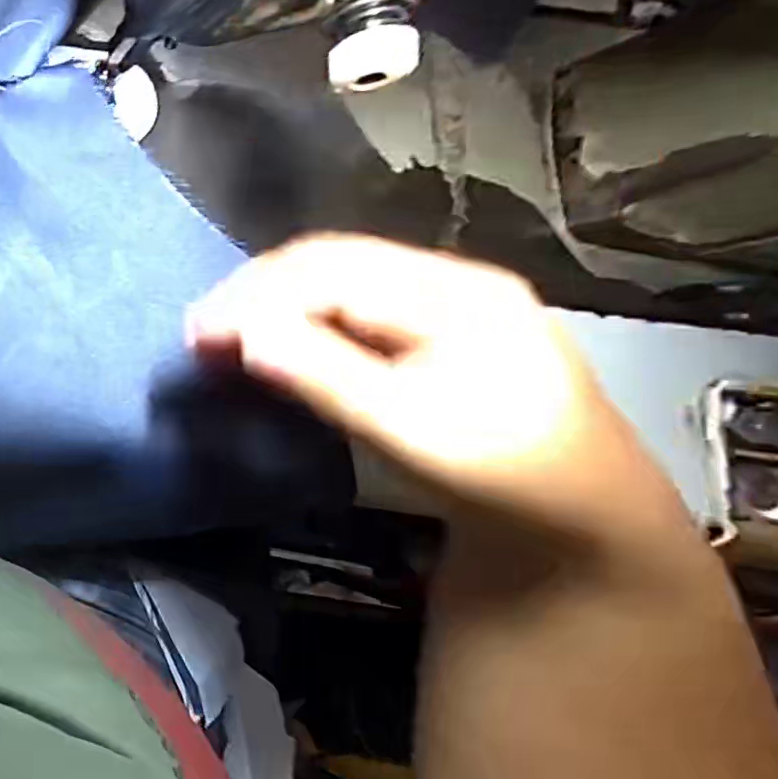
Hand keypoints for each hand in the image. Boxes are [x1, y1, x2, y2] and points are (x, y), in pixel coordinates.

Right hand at [187, 234, 689, 543]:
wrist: (579, 515)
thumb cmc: (500, 475)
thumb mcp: (411, 430)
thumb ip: (325, 378)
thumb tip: (245, 339)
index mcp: (454, 294)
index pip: (330, 274)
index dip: (255, 298)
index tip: (198, 335)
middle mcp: (443, 281)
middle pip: (326, 263)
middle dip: (252, 292)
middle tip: (198, 333)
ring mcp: (434, 301)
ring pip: (328, 279)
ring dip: (265, 301)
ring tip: (218, 334)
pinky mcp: (420, 328)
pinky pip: (340, 304)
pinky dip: (290, 317)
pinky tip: (264, 338)